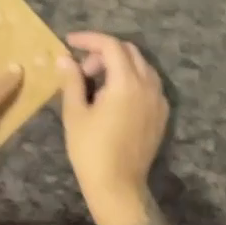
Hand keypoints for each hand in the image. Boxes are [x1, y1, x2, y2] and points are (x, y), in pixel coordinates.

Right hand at [58, 31, 167, 216]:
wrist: (118, 185)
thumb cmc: (91, 150)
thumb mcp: (75, 113)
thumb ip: (72, 81)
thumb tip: (64, 59)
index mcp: (127, 82)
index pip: (111, 46)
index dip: (89, 39)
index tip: (70, 42)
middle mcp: (149, 86)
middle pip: (129, 52)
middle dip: (104, 53)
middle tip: (83, 70)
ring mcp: (159, 101)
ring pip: (142, 67)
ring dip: (120, 65)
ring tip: (97, 84)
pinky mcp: (162, 115)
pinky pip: (150, 85)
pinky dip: (132, 80)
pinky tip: (115, 98)